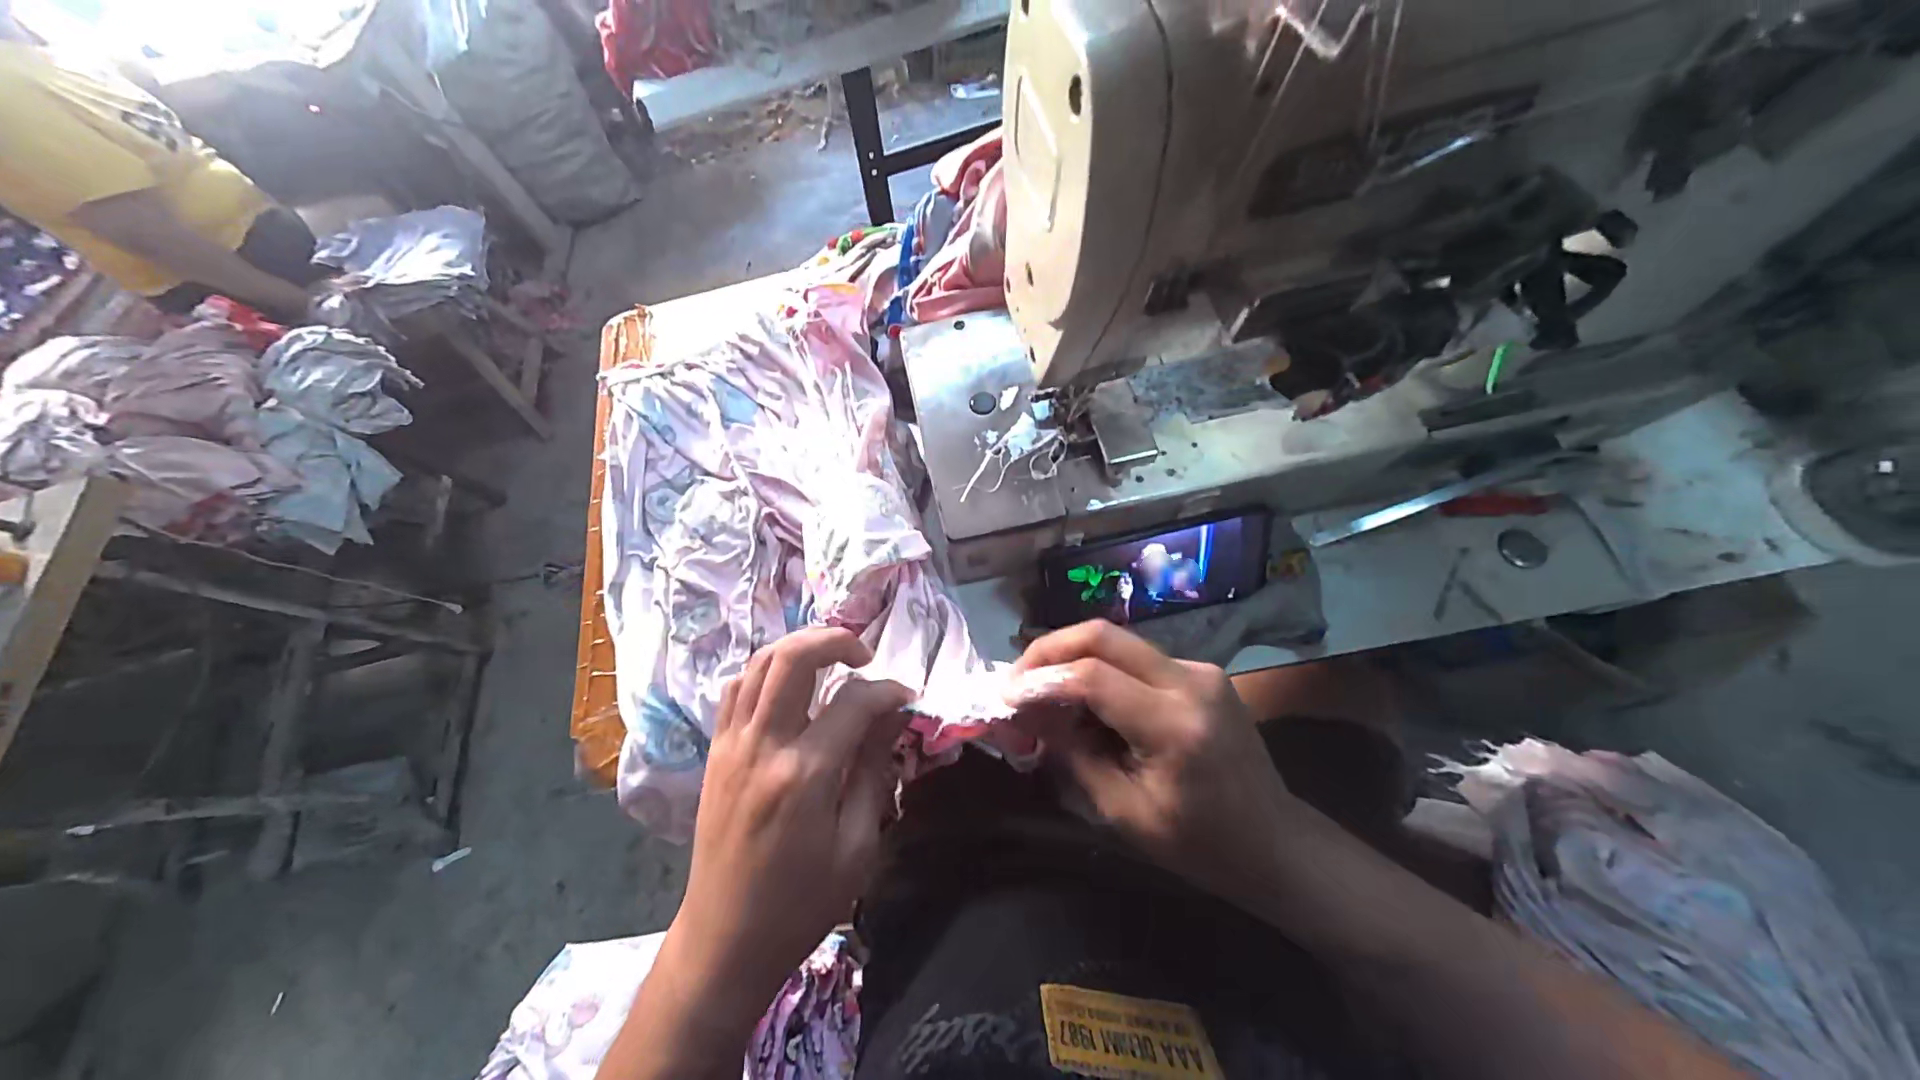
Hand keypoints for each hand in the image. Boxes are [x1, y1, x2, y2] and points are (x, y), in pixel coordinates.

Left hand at [666, 628, 910, 1006]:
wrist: (725, 938)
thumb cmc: (802, 903)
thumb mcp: (858, 846)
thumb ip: (874, 771)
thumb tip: (892, 716)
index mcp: (804, 775)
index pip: (853, 702)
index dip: (887, 691)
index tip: (906, 698)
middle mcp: (762, 746)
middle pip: (792, 658)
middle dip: (835, 640)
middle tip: (864, 655)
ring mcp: (731, 745)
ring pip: (759, 664)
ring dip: (798, 648)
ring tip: (830, 660)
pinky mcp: (714, 752)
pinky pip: (736, 689)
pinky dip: (765, 671)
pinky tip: (789, 687)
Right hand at [1007, 620, 1291, 904]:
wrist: (1275, 843)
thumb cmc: (1199, 844)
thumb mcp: (1124, 810)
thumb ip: (1072, 753)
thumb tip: (1027, 711)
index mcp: (1176, 724)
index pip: (1093, 677)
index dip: (1041, 680)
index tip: (1005, 695)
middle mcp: (1192, 681)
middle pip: (1104, 635)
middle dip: (1050, 649)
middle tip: (1017, 677)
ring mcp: (1201, 670)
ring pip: (1118, 640)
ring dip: (1073, 657)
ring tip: (1043, 691)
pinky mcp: (1202, 672)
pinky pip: (1137, 658)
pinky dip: (1101, 669)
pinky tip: (1085, 700)